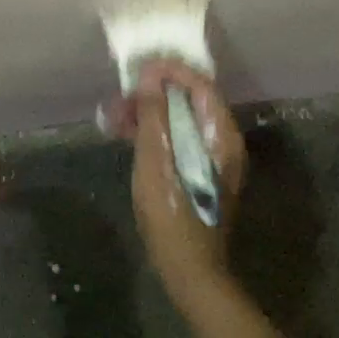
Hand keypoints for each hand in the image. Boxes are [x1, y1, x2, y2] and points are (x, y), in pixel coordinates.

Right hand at [102, 59, 246, 296]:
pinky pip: (179, 136)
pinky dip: (155, 130)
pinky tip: (125, 134)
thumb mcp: (155, 160)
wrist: (190, 271)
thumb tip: (150, 75)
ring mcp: (214, 157)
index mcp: (221, 136)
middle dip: (153, 91)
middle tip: (120, 95)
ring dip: (149, 111)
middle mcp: (224, 141)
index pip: (201, 84)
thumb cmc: (172, 214)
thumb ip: (154, 114)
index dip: (170, 70)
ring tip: (114, 115)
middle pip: (191, 99)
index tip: (139, 68)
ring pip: (182, 117)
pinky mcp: (202, 171)